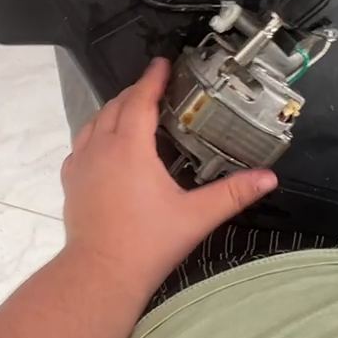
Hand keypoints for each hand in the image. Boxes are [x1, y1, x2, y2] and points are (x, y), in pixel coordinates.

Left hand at [58, 58, 277, 292]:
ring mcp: (80, 164)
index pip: (140, 100)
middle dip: (135, 92)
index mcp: (130, 148)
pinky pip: (80, 145)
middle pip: (115, 106)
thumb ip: (233, 194)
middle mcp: (101, 148)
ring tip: (131, 110)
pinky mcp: (70, 181)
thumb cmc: (146, 244)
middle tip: (154, 87)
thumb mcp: (196, 216)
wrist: (100, 273)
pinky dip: (94, 134)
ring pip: (94, 122)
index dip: (152, 79)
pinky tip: (104, 145)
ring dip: (113, 110)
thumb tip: (268, 178)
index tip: (162, 64)